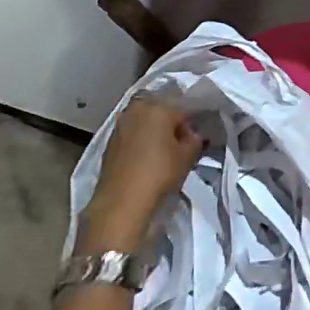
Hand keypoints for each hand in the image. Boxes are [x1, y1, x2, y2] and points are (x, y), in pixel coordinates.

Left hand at [80, 99, 202, 253]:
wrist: (122, 202)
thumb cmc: (159, 173)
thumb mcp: (188, 156)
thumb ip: (195, 139)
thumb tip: (193, 133)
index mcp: (158, 106)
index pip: (184, 107)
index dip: (194, 122)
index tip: (199, 137)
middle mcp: (136, 109)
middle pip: (162, 111)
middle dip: (173, 124)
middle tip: (183, 143)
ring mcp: (120, 124)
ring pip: (146, 122)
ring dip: (156, 132)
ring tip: (166, 151)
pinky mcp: (110, 141)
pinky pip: (133, 134)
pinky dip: (142, 141)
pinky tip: (148, 158)